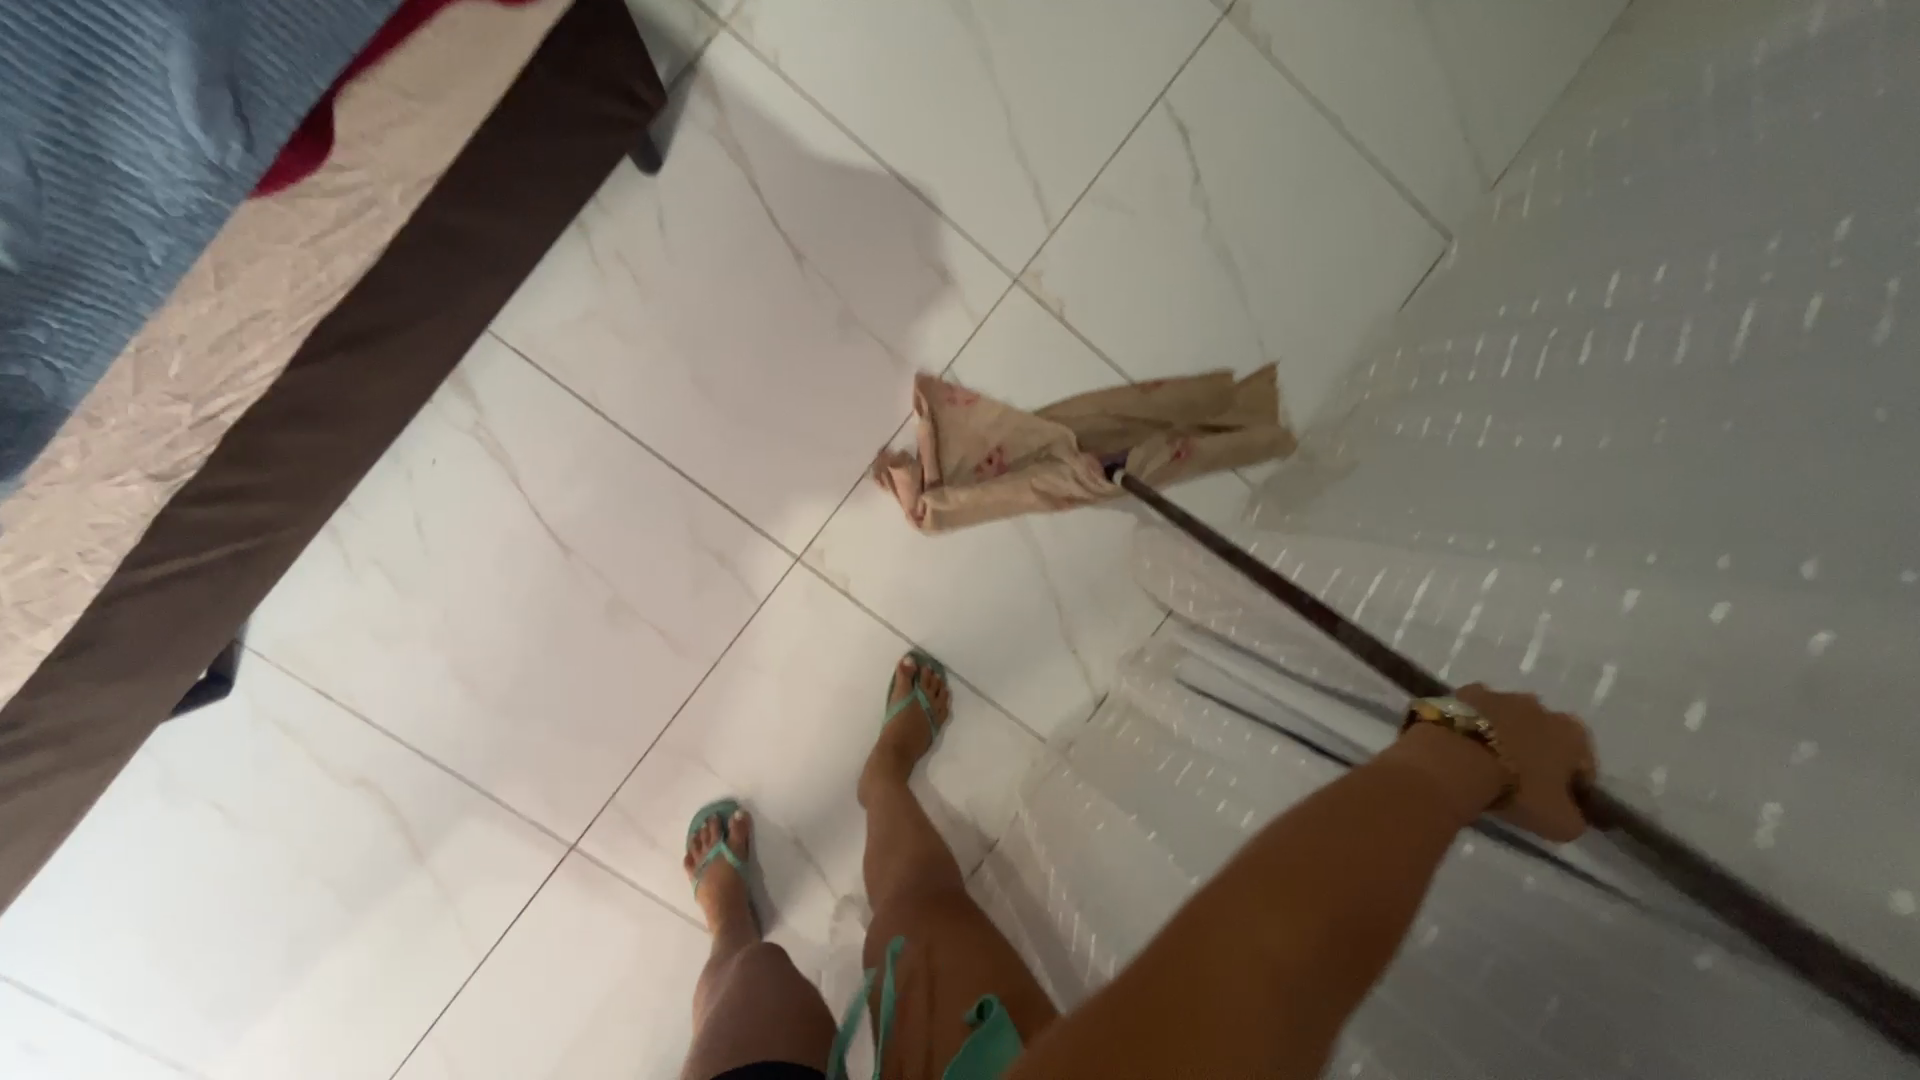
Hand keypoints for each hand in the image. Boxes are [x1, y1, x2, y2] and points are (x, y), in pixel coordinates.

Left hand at [1457, 683, 1596, 842]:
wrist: (1456, 759)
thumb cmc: (1517, 790)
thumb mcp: (1559, 822)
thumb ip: (1573, 819)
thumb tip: (1571, 818)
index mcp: (1573, 734)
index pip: (1582, 765)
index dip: (1572, 788)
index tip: (1555, 804)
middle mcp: (1540, 706)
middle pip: (1544, 737)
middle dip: (1535, 756)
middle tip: (1518, 782)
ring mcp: (1499, 695)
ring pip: (1507, 720)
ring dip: (1501, 737)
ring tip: (1484, 763)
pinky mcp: (1462, 693)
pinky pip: (1471, 712)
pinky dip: (1469, 725)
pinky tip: (1460, 745)